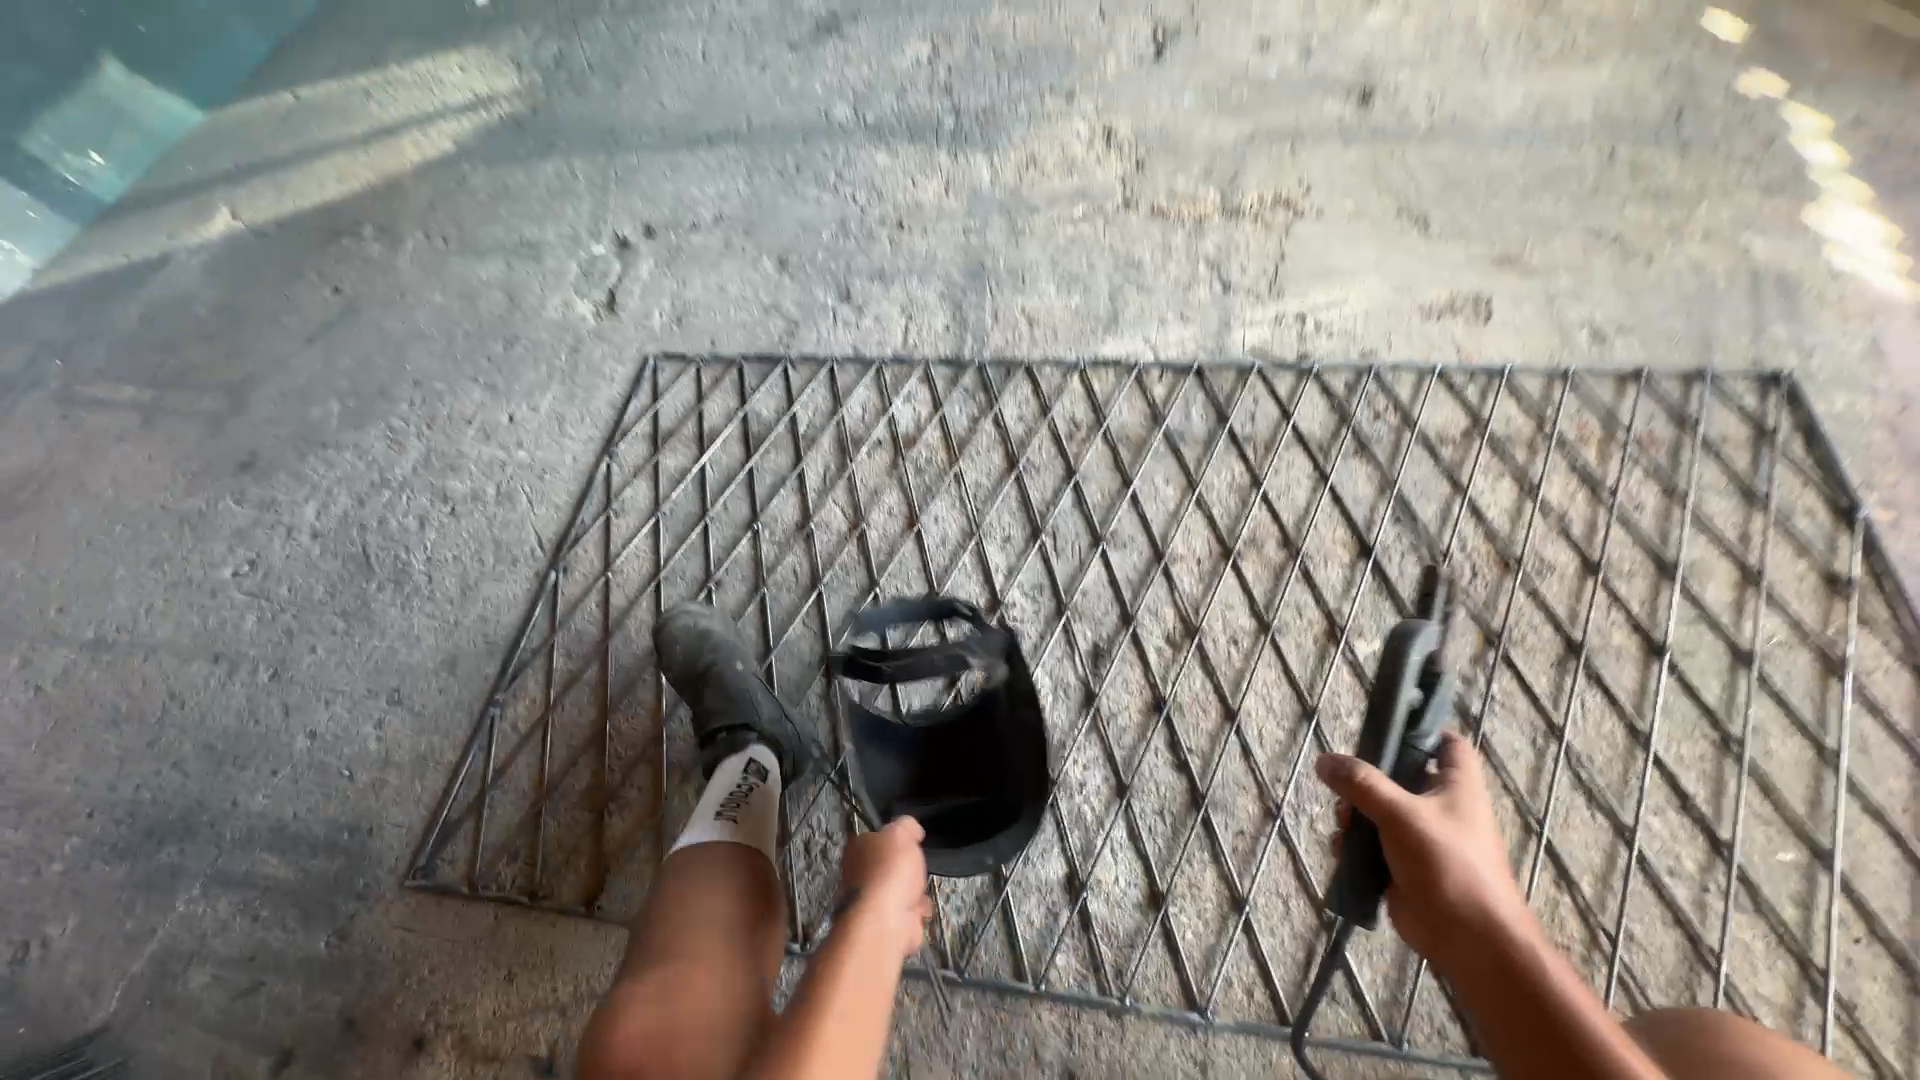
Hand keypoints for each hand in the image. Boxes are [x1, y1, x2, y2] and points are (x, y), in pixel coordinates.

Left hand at [835, 816, 932, 960]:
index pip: (873, 837)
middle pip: (887, 865)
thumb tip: (911, 828)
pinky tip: (918, 908)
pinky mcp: (882, 922)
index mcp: (857, 849)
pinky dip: (915, 911)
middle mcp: (858, 874)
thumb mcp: (901, 834)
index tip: (908, 840)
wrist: (885, 920)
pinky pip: (904, 911)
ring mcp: (869, 900)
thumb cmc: (889, 871)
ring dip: (913, 891)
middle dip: (905, 868)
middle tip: (914, 866)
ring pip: (898, 889)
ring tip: (919, 889)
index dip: (892, 838)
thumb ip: (906, 825)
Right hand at [1316, 730, 1530, 975]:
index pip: (1447, 744)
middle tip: (1345, 785)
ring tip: (1344, 826)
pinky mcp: (1403, 865)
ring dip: (1354, 816)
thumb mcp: (1400, 814)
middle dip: (1365, 780)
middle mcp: (1440, 807)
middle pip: (1397, 776)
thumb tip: (1325, 760)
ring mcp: (1420, 837)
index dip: (1422, 731)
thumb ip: (1361, 783)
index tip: (1384, 729)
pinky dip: (1354, 846)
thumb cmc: (1447, 863)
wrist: (1468, 938)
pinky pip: (1370, 845)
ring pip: (1377, 811)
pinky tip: (1342, 852)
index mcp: (1456, 786)